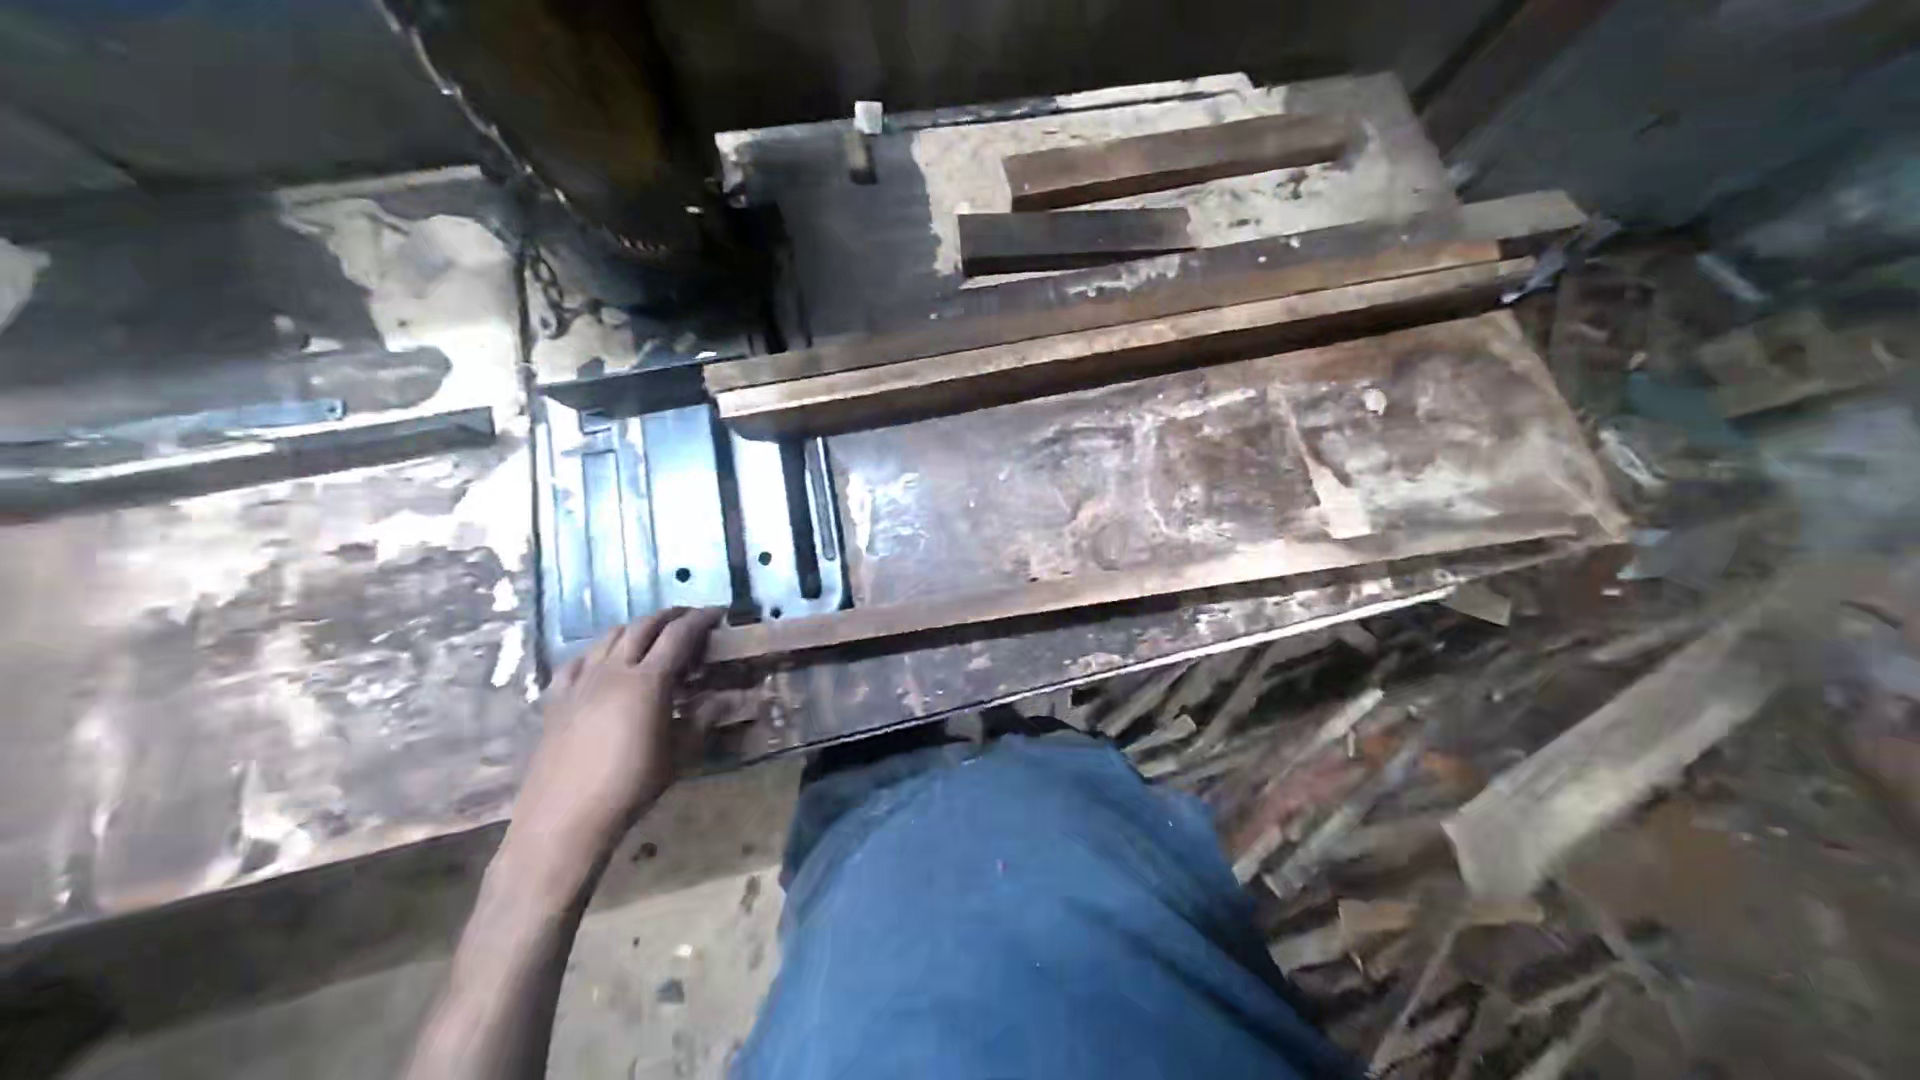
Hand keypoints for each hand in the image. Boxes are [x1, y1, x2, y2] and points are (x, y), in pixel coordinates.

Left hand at [505, 607, 724, 875]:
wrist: (564, 819)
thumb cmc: (630, 787)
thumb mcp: (678, 755)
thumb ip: (703, 719)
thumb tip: (729, 699)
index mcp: (647, 681)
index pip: (679, 635)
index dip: (701, 619)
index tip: (719, 613)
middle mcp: (613, 670)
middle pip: (643, 626)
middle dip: (670, 616)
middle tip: (690, 618)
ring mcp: (580, 682)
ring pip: (609, 637)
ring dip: (636, 628)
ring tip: (652, 635)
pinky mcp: (556, 698)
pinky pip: (578, 661)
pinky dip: (599, 652)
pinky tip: (603, 662)